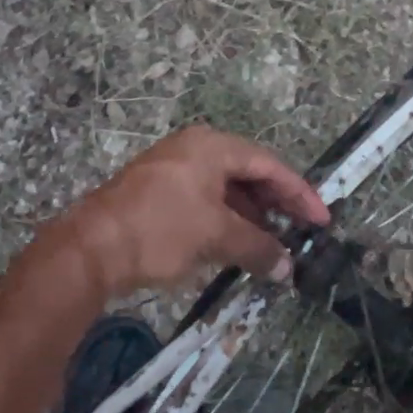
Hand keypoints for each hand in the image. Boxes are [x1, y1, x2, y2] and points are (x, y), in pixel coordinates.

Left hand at [53, 124, 328, 299]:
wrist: (90, 249)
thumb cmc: (161, 230)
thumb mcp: (216, 236)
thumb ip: (257, 247)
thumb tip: (287, 267)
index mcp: (212, 146)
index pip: (268, 164)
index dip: (298, 192)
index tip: (321, 220)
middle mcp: (195, 149)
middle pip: (248, 172)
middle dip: (276, 203)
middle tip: (302, 231)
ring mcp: (173, 169)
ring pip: (226, 188)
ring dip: (252, 215)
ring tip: (274, 244)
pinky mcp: (158, 193)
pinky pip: (205, 200)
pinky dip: (227, 219)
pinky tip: (237, 244)